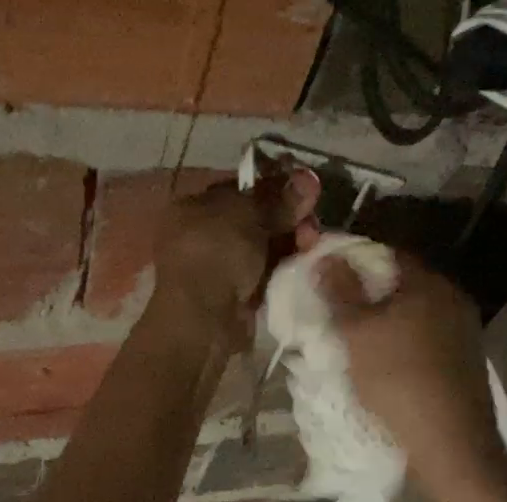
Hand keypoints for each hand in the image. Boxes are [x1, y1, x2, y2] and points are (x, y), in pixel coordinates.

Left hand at [150, 171, 319, 341]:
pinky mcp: (234, 299)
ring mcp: (218, 270)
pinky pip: (264, 278)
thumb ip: (278, 198)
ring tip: (310, 247)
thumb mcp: (248, 215)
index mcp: (195, 207)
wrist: (202, 319)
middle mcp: (202, 236)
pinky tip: (301, 269)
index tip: (306, 191)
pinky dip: (282, 273)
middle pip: (256, 221)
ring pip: (263, 251)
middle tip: (312, 226)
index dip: (275, 187)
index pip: (241, 190)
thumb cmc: (216, 254)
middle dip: (288, 220)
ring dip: (289, 247)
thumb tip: (308, 178)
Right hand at [315, 254, 502, 476]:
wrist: (449, 442)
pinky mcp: (467, 368)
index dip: (356, 261)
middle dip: (372, 296)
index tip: (330, 278)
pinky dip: (406, 350)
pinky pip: (428, 346)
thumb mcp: (357, 332)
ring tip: (359, 346)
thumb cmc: (398, 378)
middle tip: (340, 314)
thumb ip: (341, 291)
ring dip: (390, 326)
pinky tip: (387, 371)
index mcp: (431, 283)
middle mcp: (455, 301)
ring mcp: (466, 336)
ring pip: (418, 319)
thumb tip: (328, 256)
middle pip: (406, 287)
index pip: (390, 254)